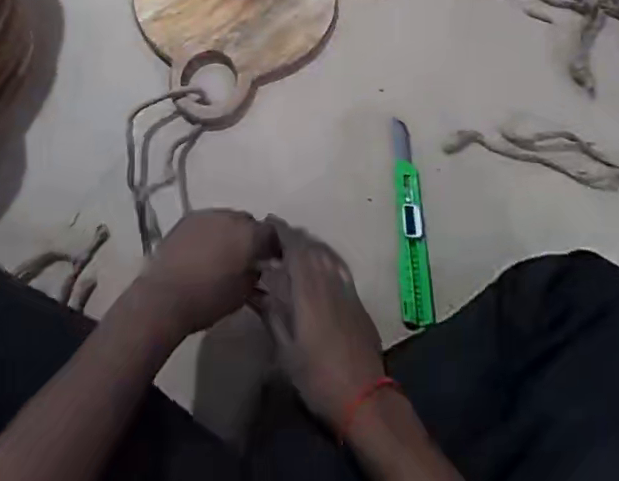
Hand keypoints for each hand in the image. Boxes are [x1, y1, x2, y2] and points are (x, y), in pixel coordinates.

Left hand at [137, 209, 269, 337]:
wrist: (163, 298)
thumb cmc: (208, 299)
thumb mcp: (242, 294)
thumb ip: (254, 275)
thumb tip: (255, 267)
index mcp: (250, 235)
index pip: (271, 233)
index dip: (272, 247)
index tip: (269, 261)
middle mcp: (231, 217)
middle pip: (248, 222)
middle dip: (249, 237)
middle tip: (244, 257)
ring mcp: (207, 215)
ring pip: (226, 220)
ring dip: (228, 233)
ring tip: (221, 253)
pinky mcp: (186, 219)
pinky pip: (206, 222)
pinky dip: (209, 232)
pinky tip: (202, 250)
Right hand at [252, 217, 385, 428]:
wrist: (363, 395)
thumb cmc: (317, 378)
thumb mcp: (286, 351)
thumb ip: (272, 316)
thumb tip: (255, 293)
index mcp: (309, 292)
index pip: (295, 249)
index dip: (282, 232)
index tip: (268, 223)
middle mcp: (329, 282)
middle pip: (312, 248)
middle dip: (294, 237)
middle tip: (275, 236)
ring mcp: (346, 289)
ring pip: (326, 255)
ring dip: (309, 245)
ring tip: (293, 247)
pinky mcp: (357, 300)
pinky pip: (338, 267)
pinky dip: (325, 258)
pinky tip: (319, 264)